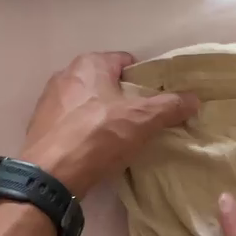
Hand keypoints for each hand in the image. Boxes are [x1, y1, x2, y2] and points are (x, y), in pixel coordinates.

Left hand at [19, 52, 197, 193]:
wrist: (52, 172)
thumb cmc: (99, 136)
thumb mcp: (143, 120)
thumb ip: (170, 106)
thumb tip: (194, 99)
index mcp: (90, 64)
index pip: (126, 62)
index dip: (145, 80)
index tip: (157, 101)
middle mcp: (66, 74)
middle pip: (106, 82)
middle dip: (124, 99)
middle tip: (142, 122)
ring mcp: (50, 99)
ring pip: (88, 102)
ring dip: (104, 115)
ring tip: (120, 138)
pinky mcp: (42, 125)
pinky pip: (73, 122)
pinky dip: (86, 131)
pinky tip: (96, 149)